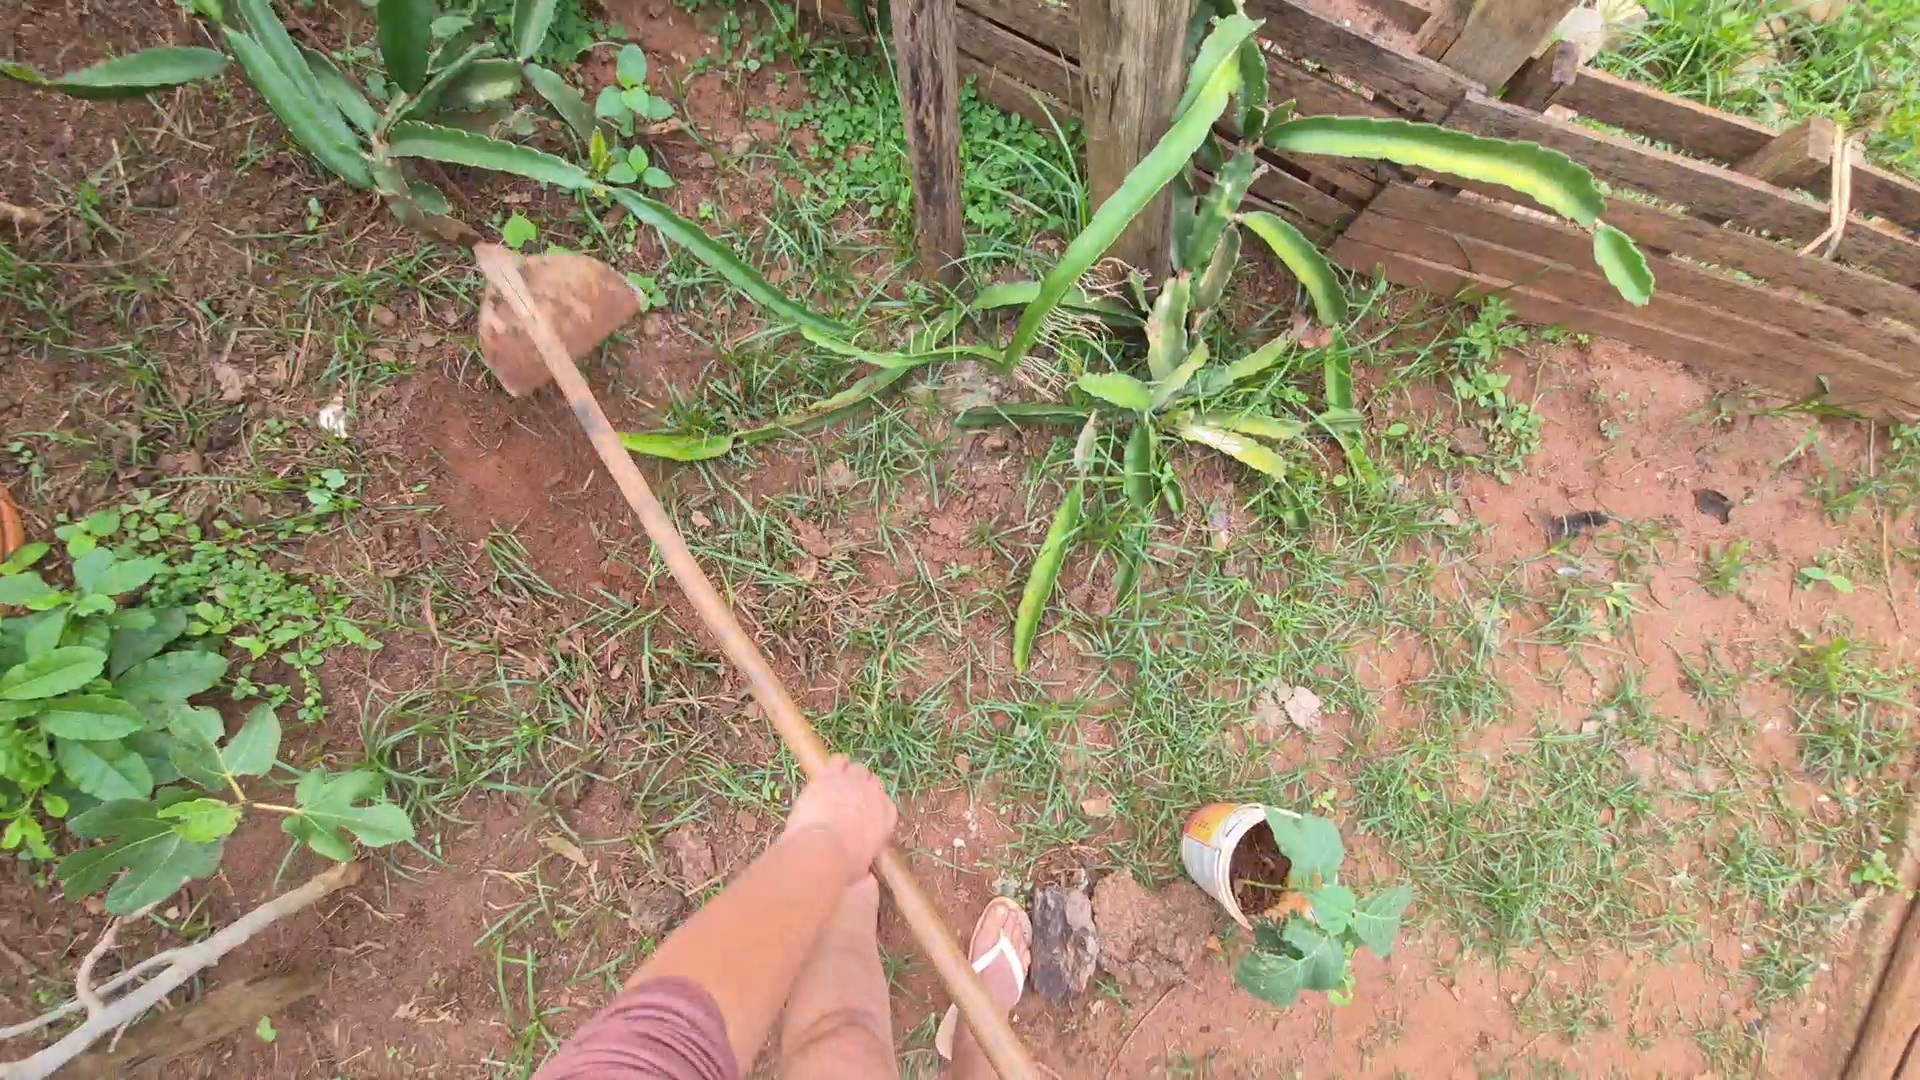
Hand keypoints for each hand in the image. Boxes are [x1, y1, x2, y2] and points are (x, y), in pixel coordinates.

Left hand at [783, 756, 896, 884]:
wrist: (822, 850)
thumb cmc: (843, 866)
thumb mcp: (862, 868)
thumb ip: (866, 862)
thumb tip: (866, 874)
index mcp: (886, 817)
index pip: (886, 803)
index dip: (874, 806)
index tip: (865, 812)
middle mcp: (874, 794)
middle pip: (873, 782)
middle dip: (863, 788)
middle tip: (850, 797)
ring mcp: (853, 782)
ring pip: (857, 768)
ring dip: (850, 775)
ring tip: (840, 783)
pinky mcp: (832, 775)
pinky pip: (839, 760)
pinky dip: (836, 764)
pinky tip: (831, 770)